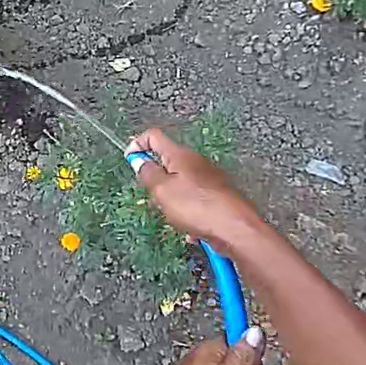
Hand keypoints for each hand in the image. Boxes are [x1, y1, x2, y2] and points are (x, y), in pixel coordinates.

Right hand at [129, 128, 267, 255]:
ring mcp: (208, 177)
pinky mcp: (216, 195)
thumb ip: (147, 173)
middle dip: (156, 181)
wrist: (235, 228)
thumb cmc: (196, 207)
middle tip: (155, 198)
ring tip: (175, 217)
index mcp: (180, 154)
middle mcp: (195, 161)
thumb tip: (139, 160)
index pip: (154, 136)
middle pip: (166, 163)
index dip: (138, 145)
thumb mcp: (162, 190)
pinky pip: (194, 200)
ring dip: (171, 201)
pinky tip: (191, 228)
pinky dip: (188, 213)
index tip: (130, 161)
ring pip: (179, 185)